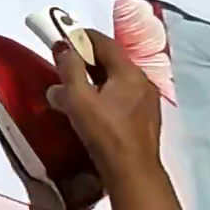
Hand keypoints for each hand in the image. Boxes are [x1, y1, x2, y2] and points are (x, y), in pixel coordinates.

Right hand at [50, 27, 162, 177]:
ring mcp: (147, 100)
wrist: (132, 172)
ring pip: (116, 79)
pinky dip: (104, 94)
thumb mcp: (78, 98)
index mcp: (129, 72)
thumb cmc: (103, 132)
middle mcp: (143, 81)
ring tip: (73, 91)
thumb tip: (62, 47)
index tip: (62, 40)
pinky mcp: (145, 118)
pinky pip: (121, 95)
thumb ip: (69, 69)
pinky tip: (91, 110)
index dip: (81, 37)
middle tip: (63, 67)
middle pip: (111, 60)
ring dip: (94, 79)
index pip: (103, 42)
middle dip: (85, 60)